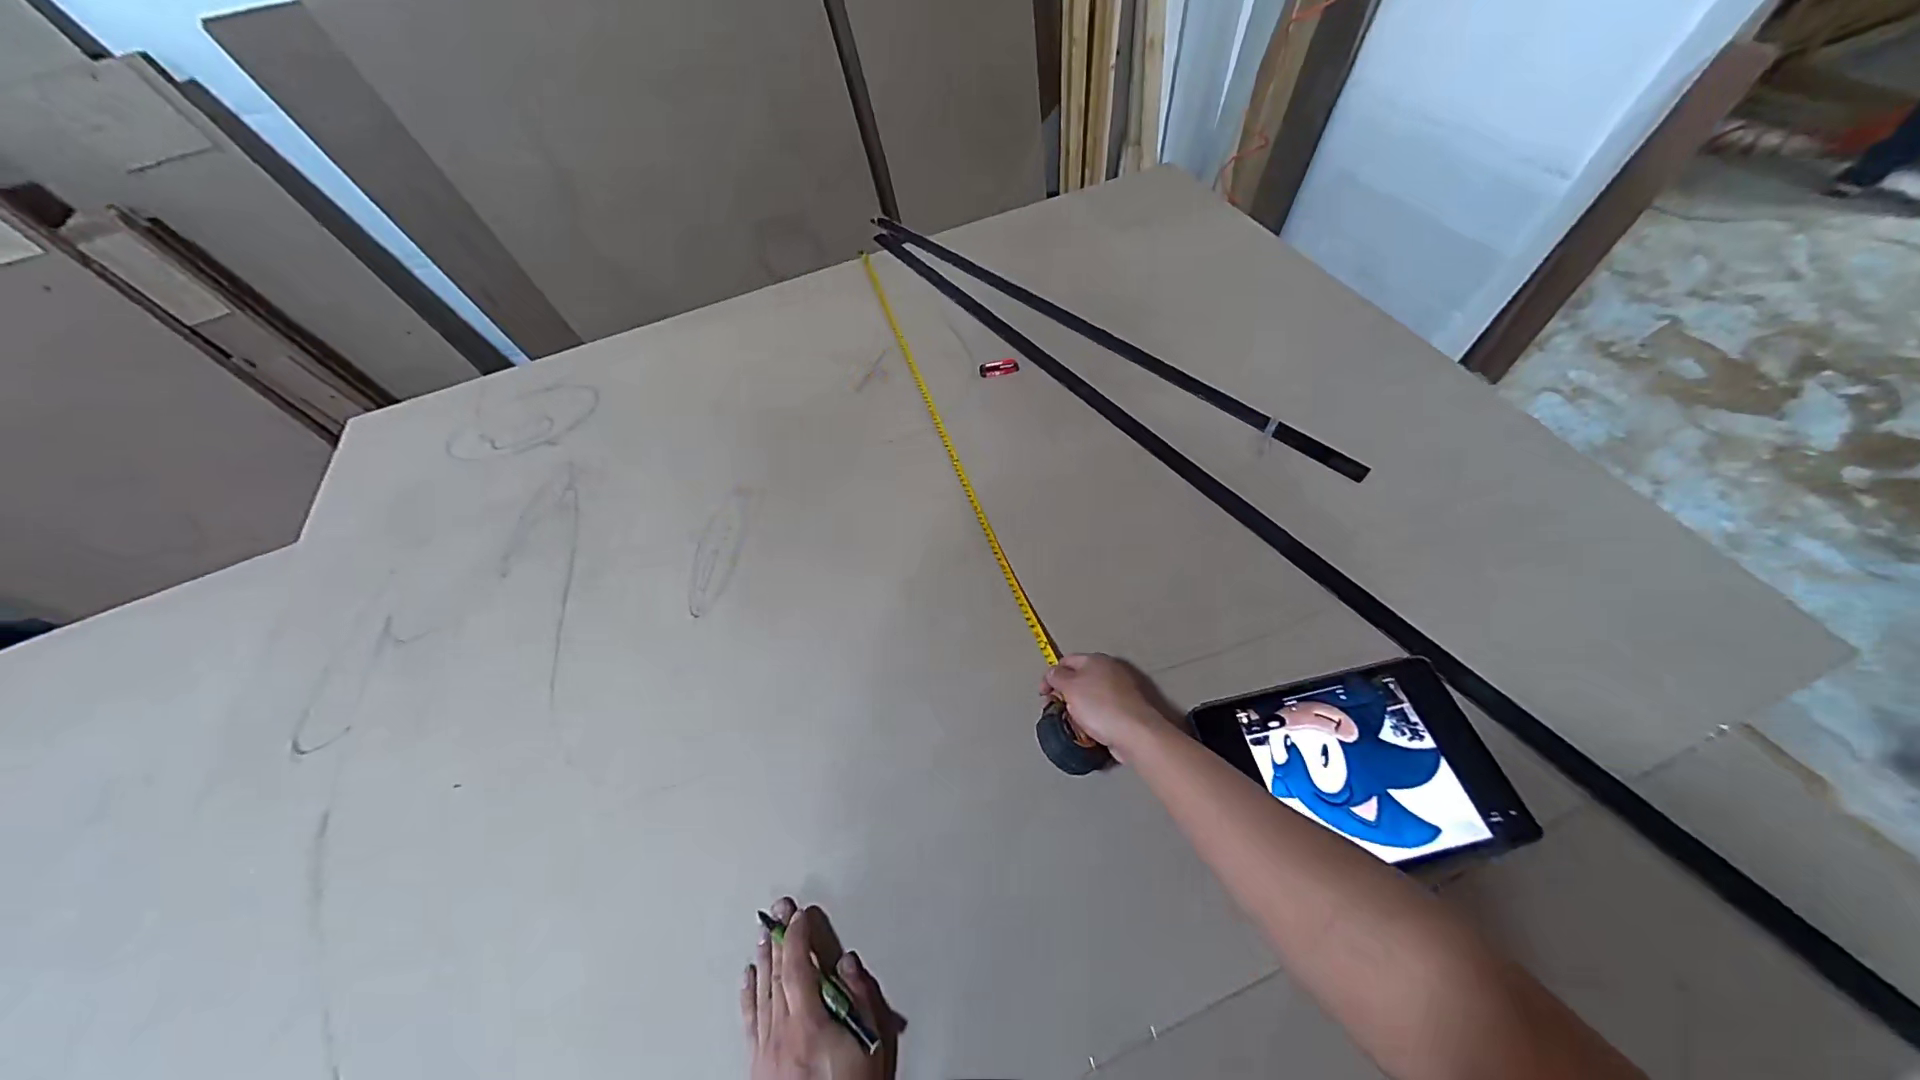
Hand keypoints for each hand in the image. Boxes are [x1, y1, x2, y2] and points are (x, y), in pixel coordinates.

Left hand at [742, 897, 896, 1079]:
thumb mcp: (872, 1044)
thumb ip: (860, 998)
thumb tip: (846, 964)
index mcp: (809, 1025)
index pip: (798, 966)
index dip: (797, 936)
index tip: (800, 915)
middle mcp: (782, 1033)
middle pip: (777, 973)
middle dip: (779, 937)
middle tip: (779, 910)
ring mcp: (766, 1050)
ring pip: (761, 992)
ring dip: (764, 959)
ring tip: (764, 933)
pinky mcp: (757, 1066)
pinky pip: (749, 1019)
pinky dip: (748, 993)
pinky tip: (748, 977)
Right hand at [1040, 653, 1179, 761]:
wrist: (1134, 733)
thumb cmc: (1099, 706)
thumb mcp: (1069, 686)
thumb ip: (1056, 676)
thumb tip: (1053, 673)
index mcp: (1095, 660)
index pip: (1065, 661)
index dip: (1050, 676)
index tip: (1043, 694)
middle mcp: (1109, 671)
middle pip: (1077, 679)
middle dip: (1063, 694)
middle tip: (1055, 709)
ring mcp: (1119, 691)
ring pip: (1088, 697)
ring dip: (1076, 709)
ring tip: (1071, 723)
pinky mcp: (1126, 710)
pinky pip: (1101, 711)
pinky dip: (1091, 719)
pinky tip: (1087, 730)